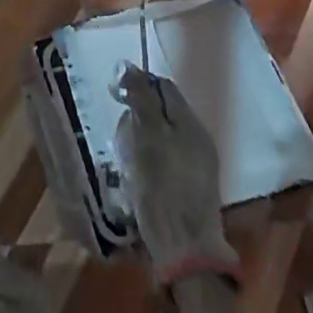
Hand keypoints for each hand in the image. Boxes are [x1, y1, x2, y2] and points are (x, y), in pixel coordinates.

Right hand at [111, 64, 242, 288]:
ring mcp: (198, 162)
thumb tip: (129, 65)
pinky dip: (149, 159)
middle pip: (163, 110)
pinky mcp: (192, 184)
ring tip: (127, 158)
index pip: (163, 86)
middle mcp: (198, 137)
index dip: (138, 84)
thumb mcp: (146, 136)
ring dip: (141, 138)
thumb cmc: (161, 187)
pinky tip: (139, 176)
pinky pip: (167, 157)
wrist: (185, 247)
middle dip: (137, 115)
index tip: (114, 95)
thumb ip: (141, 99)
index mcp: (189, 122)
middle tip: (120, 134)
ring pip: (162, 134)